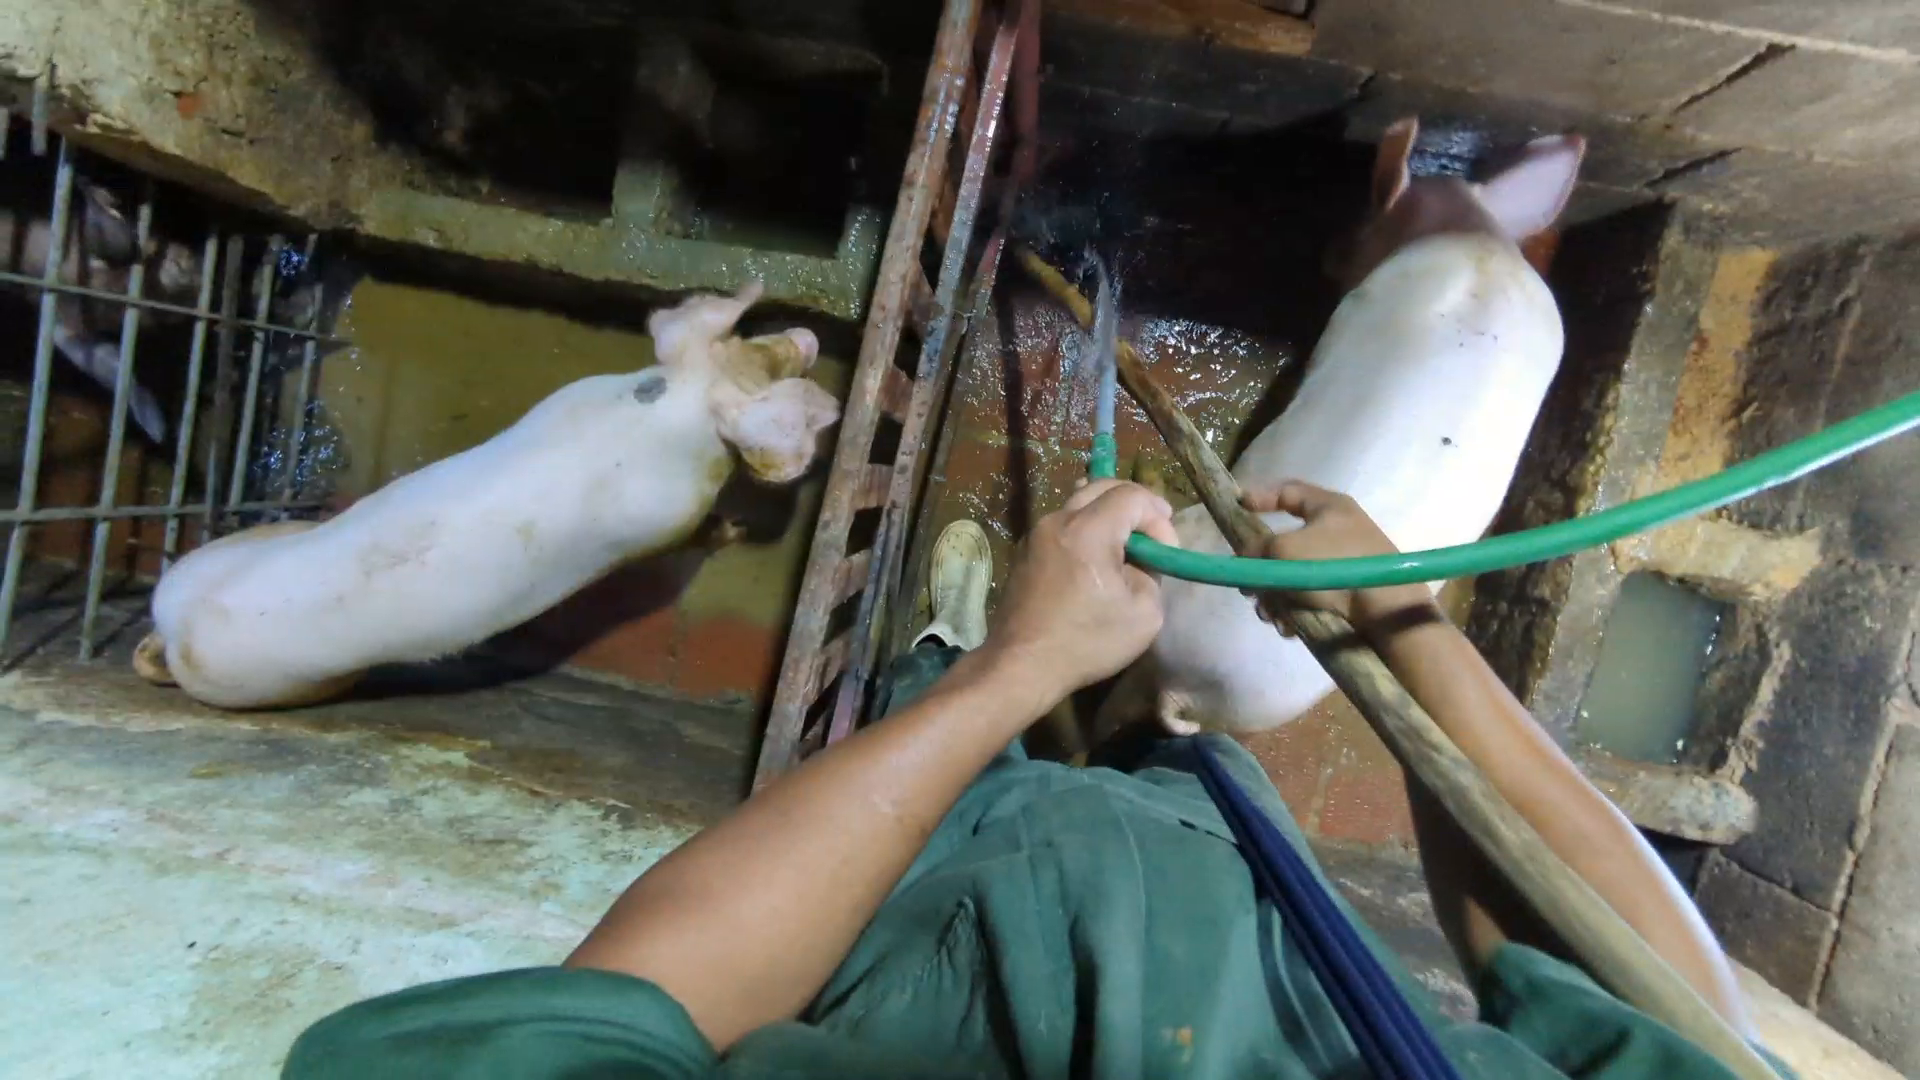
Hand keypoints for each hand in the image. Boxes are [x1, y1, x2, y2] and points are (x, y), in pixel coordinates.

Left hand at [983, 479, 1177, 699]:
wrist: (1022, 664)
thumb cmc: (1086, 641)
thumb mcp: (1144, 614)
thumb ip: (1150, 574)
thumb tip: (1137, 562)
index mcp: (1088, 530)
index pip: (1132, 496)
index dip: (1159, 518)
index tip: (1166, 552)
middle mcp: (1057, 521)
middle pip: (1101, 487)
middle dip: (1135, 505)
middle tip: (1153, 533)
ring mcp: (1035, 534)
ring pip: (1078, 503)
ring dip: (1107, 515)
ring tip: (1126, 545)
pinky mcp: (1025, 551)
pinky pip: (1063, 525)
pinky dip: (1085, 529)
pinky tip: (1095, 559)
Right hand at [1243, 481, 1438, 635]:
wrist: (1385, 610)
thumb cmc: (1331, 565)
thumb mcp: (1282, 550)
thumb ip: (1255, 550)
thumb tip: (1245, 562)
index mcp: (1328, 507)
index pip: (1288, 490)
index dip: (1259, 497)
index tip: (1237, 509)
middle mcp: (1337, 531)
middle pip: (1284, 543)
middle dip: (1261, 568)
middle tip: (1249, 585)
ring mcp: (1343, 563)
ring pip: (1292, 576)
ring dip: (1274, 597)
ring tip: (1270, 615)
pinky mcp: (1347, 592)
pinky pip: (1308, 597)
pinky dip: (1293, 611)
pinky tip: (1288, 626)